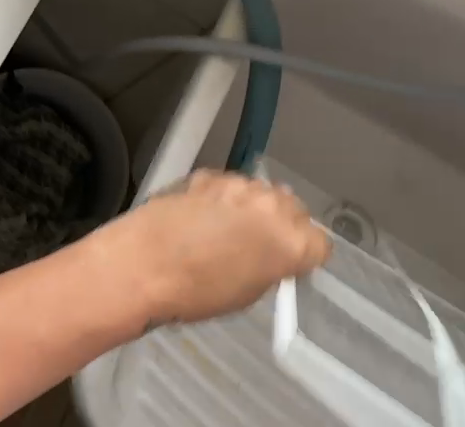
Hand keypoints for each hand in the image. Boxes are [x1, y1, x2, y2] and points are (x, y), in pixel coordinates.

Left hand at [88, 170, 330, 328]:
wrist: (144, 262)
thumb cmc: (198, 291)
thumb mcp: (250, 290)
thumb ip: (271, 265)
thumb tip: (269, 254)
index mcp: (292, 242)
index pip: (320, 242)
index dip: (305, 253)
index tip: (290, 261)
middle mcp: (270, 206)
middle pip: (293, 207)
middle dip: (283, 222)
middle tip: (261, 240)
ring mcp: (235, 185)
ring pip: (259, 190)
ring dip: (252, 204)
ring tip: (230, 224)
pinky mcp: (204, 174)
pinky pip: (226, 183)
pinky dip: (222, 195)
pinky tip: (203, 211)